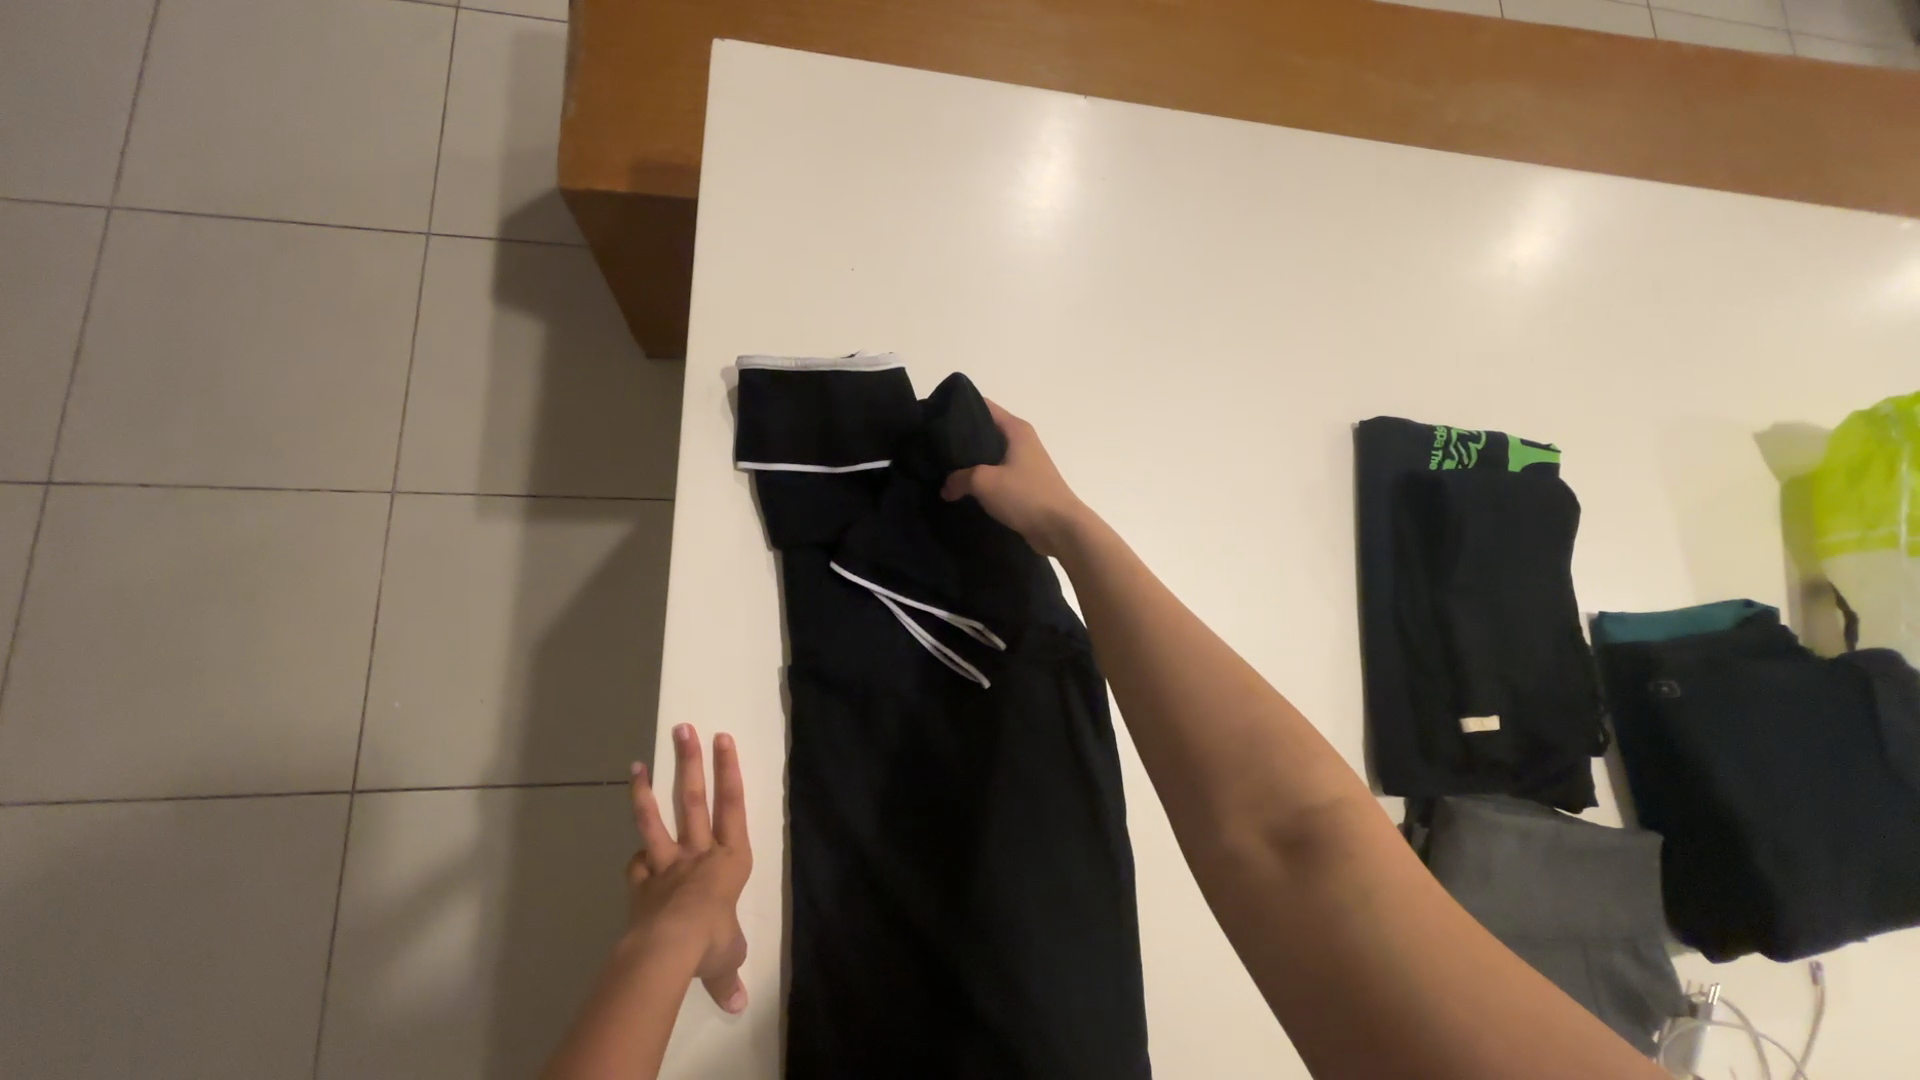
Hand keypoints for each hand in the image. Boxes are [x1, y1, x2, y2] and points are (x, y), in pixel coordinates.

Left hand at [626, 723, 752, 1013]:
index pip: (733, 806)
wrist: (670, 947)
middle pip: (694, 799)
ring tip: (637, 764)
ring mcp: (667, 865)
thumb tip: (737, 1004)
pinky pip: (638, 864)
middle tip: (685, 728)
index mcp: (730, 860)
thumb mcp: (728, 958)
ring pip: (657, 821)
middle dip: (691, 762)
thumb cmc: (713, 941)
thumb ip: (729, 972)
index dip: (729, 771)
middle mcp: (699, 853)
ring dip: (648, 792)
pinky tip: (634, 850)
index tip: (724, 738)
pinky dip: (636, 855)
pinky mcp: (641, 884)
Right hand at [940, 399, 1092, 556]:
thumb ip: (959, 479)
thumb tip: (945, 487)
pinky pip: (996, 475)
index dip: (958, 408)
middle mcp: (1021, 440)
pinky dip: (980, 480)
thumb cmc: (1025, 495)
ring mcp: (1024, 463)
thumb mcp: (984, 482)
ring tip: (943, 469)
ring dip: (969, 463)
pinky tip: (962, 489)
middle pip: (984, 431)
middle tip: (933, 448)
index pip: (982, 406)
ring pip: (989, 456)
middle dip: (960, 438)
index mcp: (1016, 429)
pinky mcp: (1024, 484)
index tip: (935, 417)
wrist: (1060, 528)